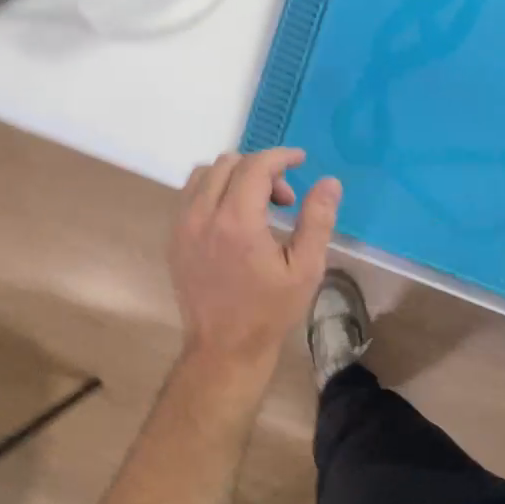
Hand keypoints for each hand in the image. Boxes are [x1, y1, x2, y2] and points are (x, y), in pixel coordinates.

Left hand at [169, 149, 341, 382]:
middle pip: (228, 164)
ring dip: (235, 177)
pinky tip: (236, 220)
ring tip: (259, 206)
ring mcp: (182, 226)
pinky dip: (215, 192)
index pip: (255, 166)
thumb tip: (329, 182)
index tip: (301, 161)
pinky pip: (190, 196)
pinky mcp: (175, 239)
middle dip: (261, 169)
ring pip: (203, 175)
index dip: (281, 156)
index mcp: (237, 221)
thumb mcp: (306, 268)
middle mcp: (202, 215)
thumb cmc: (271, 311)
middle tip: (286, 200)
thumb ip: (317, 220)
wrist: (225, 347)